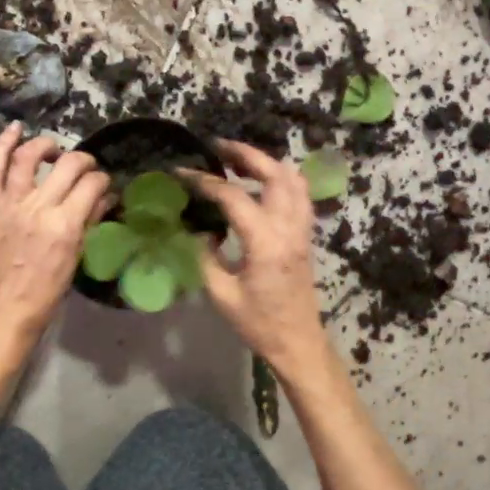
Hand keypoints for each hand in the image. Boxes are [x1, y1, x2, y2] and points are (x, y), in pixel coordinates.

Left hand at [0, 123, 110, 340]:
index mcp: (65, 225)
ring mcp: (10, 203)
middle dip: (83, 161)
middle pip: (68, 165)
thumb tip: (104, 197)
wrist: (4, 309)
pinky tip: (15, 129)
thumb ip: (88, 222)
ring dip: (46, 146)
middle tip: (85, 169)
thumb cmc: (46, 291)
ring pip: (29, 156)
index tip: (102, 185)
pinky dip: (3, 144)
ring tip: (53, 151)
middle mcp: (39, 207)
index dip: (102, 180)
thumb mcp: (76, 258)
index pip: (91, 184)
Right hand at [184, 142, 335, 380]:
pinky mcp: (306, 235)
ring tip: (238, 161)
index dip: (206, 182)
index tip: (182, 173)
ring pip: (292, 179)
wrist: (297, 342)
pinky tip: (262, 183)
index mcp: (266, 243)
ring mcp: (302, 230)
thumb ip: (205, 256)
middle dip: (245, 154)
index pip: (234, 197)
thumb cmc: (258, 323)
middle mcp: (289, 228)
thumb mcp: (221, 294)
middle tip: (217, 147)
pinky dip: (281, 179)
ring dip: (266, 163)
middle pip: (274, 173)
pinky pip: (300, 194)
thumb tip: (198, 230)